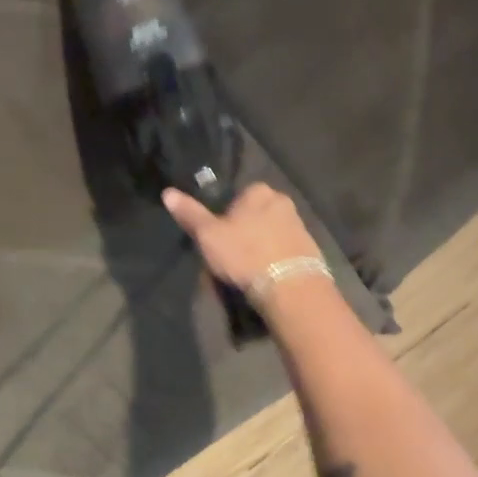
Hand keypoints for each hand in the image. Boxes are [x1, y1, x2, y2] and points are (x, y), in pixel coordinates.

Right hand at [161, 184, 321, 289]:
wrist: (288, 285)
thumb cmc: (244, 254)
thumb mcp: (208, 235)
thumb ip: (190, 213)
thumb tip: (167, 192)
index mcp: (258, 191)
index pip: (237, 196)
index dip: (224, 215)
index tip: (218, 235)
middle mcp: (282, 200)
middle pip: (255, 212)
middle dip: (244, 227)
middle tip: (230, 251)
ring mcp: (299, 223)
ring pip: (270, 229)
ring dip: (260, 242)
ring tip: (247, 265)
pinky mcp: (310, 246)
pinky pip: (284, 246)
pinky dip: (274, 255)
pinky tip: (265, 272)